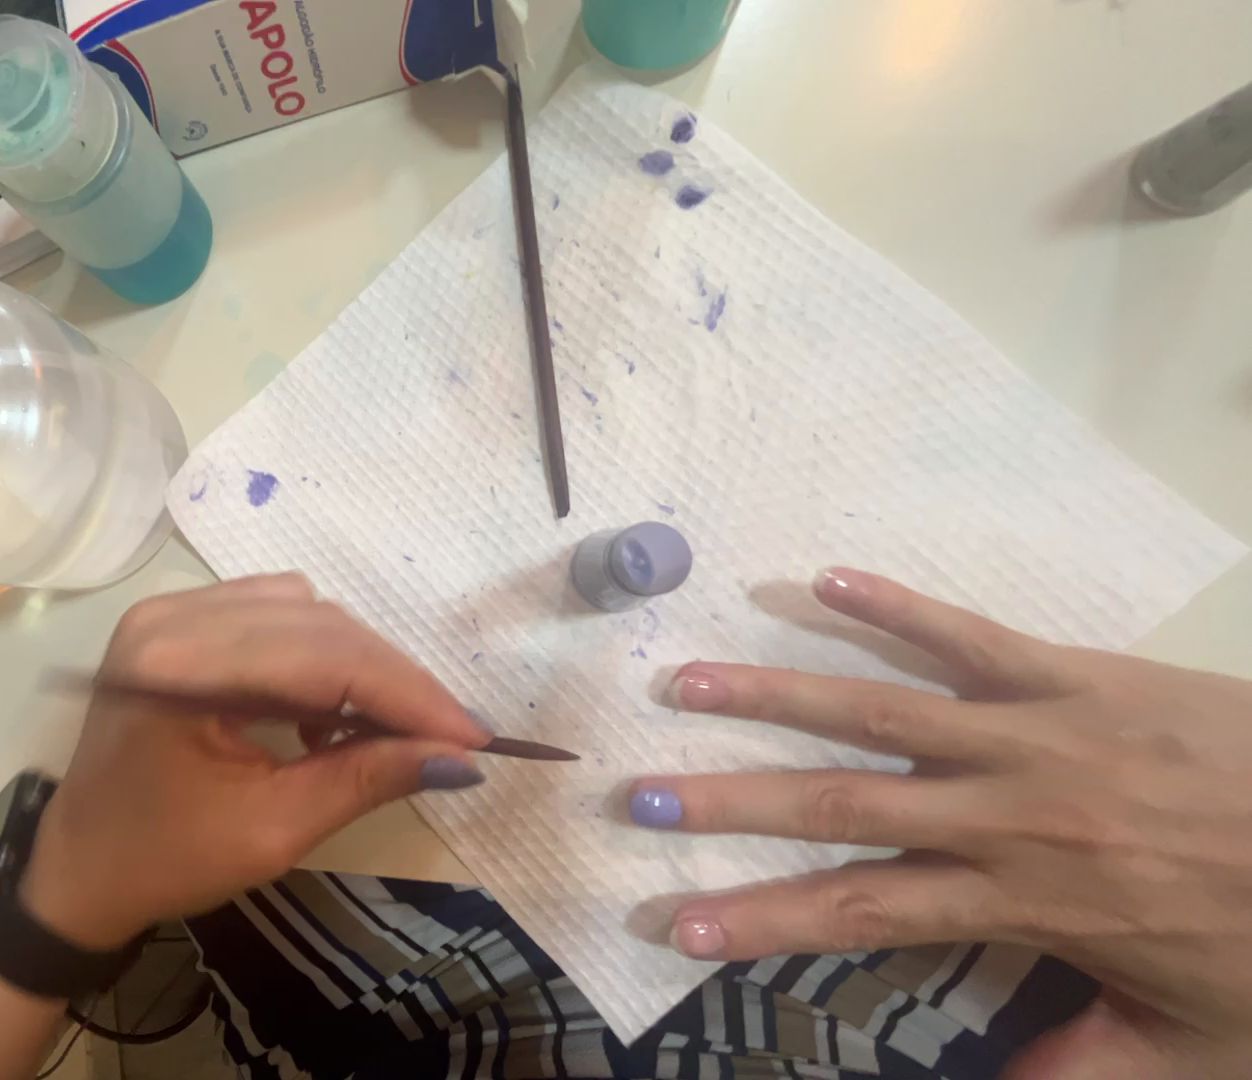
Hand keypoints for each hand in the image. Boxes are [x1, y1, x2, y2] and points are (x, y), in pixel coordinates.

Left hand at [20, 573, 490, 949]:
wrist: (79, 866)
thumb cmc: (165, 861)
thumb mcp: (272, 830)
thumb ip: (366, 780)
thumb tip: (461, 757)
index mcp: (179, 670)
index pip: (322, 657)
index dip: (406, 693)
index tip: (472, 736)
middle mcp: (172, 617)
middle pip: (317, 622)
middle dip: (391, 678)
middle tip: (448, 735)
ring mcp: (169, 610)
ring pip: (302, 609)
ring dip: (356, 660)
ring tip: (385, 725)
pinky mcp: (177, 619)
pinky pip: (272, 613)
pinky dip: (316, 652)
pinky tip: (326, 705)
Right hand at [627, 568, 1251, 1077]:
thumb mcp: (1203, 1041)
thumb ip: (1088, 1065)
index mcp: (1025, 899)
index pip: (860, 912)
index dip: (764, 919)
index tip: (678, 919)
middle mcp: (1005, 814)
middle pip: (839, 805)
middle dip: (731, 802)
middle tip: (640, 794)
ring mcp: (1033, 735)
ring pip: (878, 711)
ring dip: (773, 695)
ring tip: (686, 682)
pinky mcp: (1070, 676)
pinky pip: (968, 635)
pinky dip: (895, 607)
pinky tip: (821, 579)